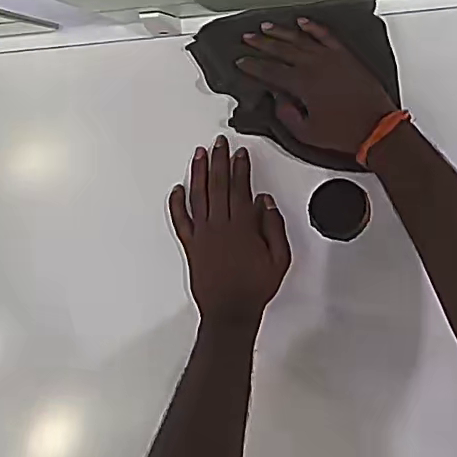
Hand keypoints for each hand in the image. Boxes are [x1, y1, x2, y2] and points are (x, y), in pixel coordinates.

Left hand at [170, 137, 292, 326]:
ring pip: (198, 196)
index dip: (240, 168)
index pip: (240, 188)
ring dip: (198, 173)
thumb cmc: (255, 288)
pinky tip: (177, 189)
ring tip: (200, 154)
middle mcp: (220, 226)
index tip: (240, 154)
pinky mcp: (191, 245)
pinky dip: (177, 203)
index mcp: (242, 227)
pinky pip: (181, 220)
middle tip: (219, 143)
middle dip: (219, 161)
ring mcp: (202, 235)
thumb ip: (274, 227)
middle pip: (218, 185)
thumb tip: (265, 202)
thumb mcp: (280, 259)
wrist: (230, 313)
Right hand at [236, 18, 397, 156]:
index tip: (241, 61)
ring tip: (266, 26)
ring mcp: (331, 58)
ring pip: (300, 39)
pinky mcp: (345, 56)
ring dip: (281, 32)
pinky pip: (326, 35)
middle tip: (247, 38)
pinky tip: (302, 22)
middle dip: (261, 43)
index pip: (269, 70)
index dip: (252, 65)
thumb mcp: (306, 132)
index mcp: (302, 83)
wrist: (377, 128)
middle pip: (281, 49)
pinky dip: (313, 27)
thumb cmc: (344, 132)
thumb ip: (286, 115)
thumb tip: (279, 100)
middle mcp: (314, 65)